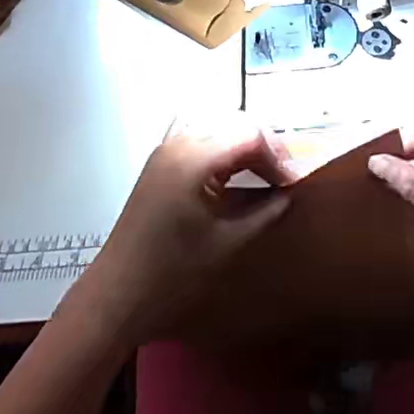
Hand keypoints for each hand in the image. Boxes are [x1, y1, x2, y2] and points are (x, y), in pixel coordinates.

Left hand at [66, 116, 296, 344]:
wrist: (120, 291)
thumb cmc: (173, 273)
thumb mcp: (228, 242)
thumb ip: (264, 212)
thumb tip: (288, 193)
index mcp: (193, 157)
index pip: (250, 133)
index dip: (278, 156)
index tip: (292, 184)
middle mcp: (177, 143)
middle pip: (233, 122)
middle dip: (263, 147)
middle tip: (283, 179)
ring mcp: (164, 150)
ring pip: (215, 126)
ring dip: (242, 145)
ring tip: (263, 176)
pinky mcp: (159, 163)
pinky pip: (197, 138)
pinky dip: (220, 148)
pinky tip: (233, 173)